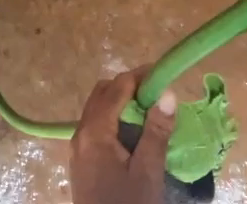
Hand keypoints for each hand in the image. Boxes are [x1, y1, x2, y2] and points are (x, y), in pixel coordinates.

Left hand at [70, 71, 175, 203]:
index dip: (140, 76)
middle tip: (157, 94)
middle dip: (129, 87)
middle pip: (102, 93)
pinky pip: (95, 127)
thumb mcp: (147, 172)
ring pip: (97, 109)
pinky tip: (133, 135)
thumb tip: (168, 92)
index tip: (163, 74)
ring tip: (148, 114)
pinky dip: (113, 120)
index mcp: (94, 131)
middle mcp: (80, 133)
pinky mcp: (80, 162)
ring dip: (120, 103)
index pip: (117, 87)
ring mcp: (77, 148)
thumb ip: (156, 131)